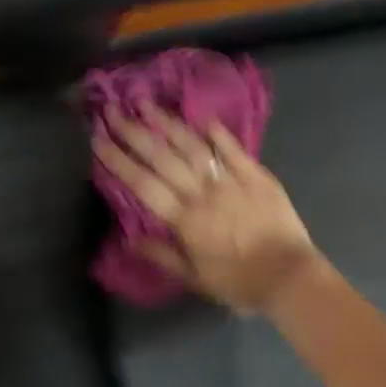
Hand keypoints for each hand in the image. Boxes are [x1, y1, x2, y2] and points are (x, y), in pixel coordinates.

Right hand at [98, 102, 324, 314]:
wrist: (287, 275)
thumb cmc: (238, 282)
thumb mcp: (194, 277)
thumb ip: (162, 255)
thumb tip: (130, 239)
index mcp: (184, 219)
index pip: (143, 184)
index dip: (118, 161)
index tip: (98, 140)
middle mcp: (203, 193)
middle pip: (162, 158)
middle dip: (134, 133)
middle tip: (112, 111)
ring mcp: (231, 181)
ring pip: (193, 147)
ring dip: (168, 124)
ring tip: (147, 105)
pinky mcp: (257, 176)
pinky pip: (233, 149)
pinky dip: (217, 133)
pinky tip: (202, 118)